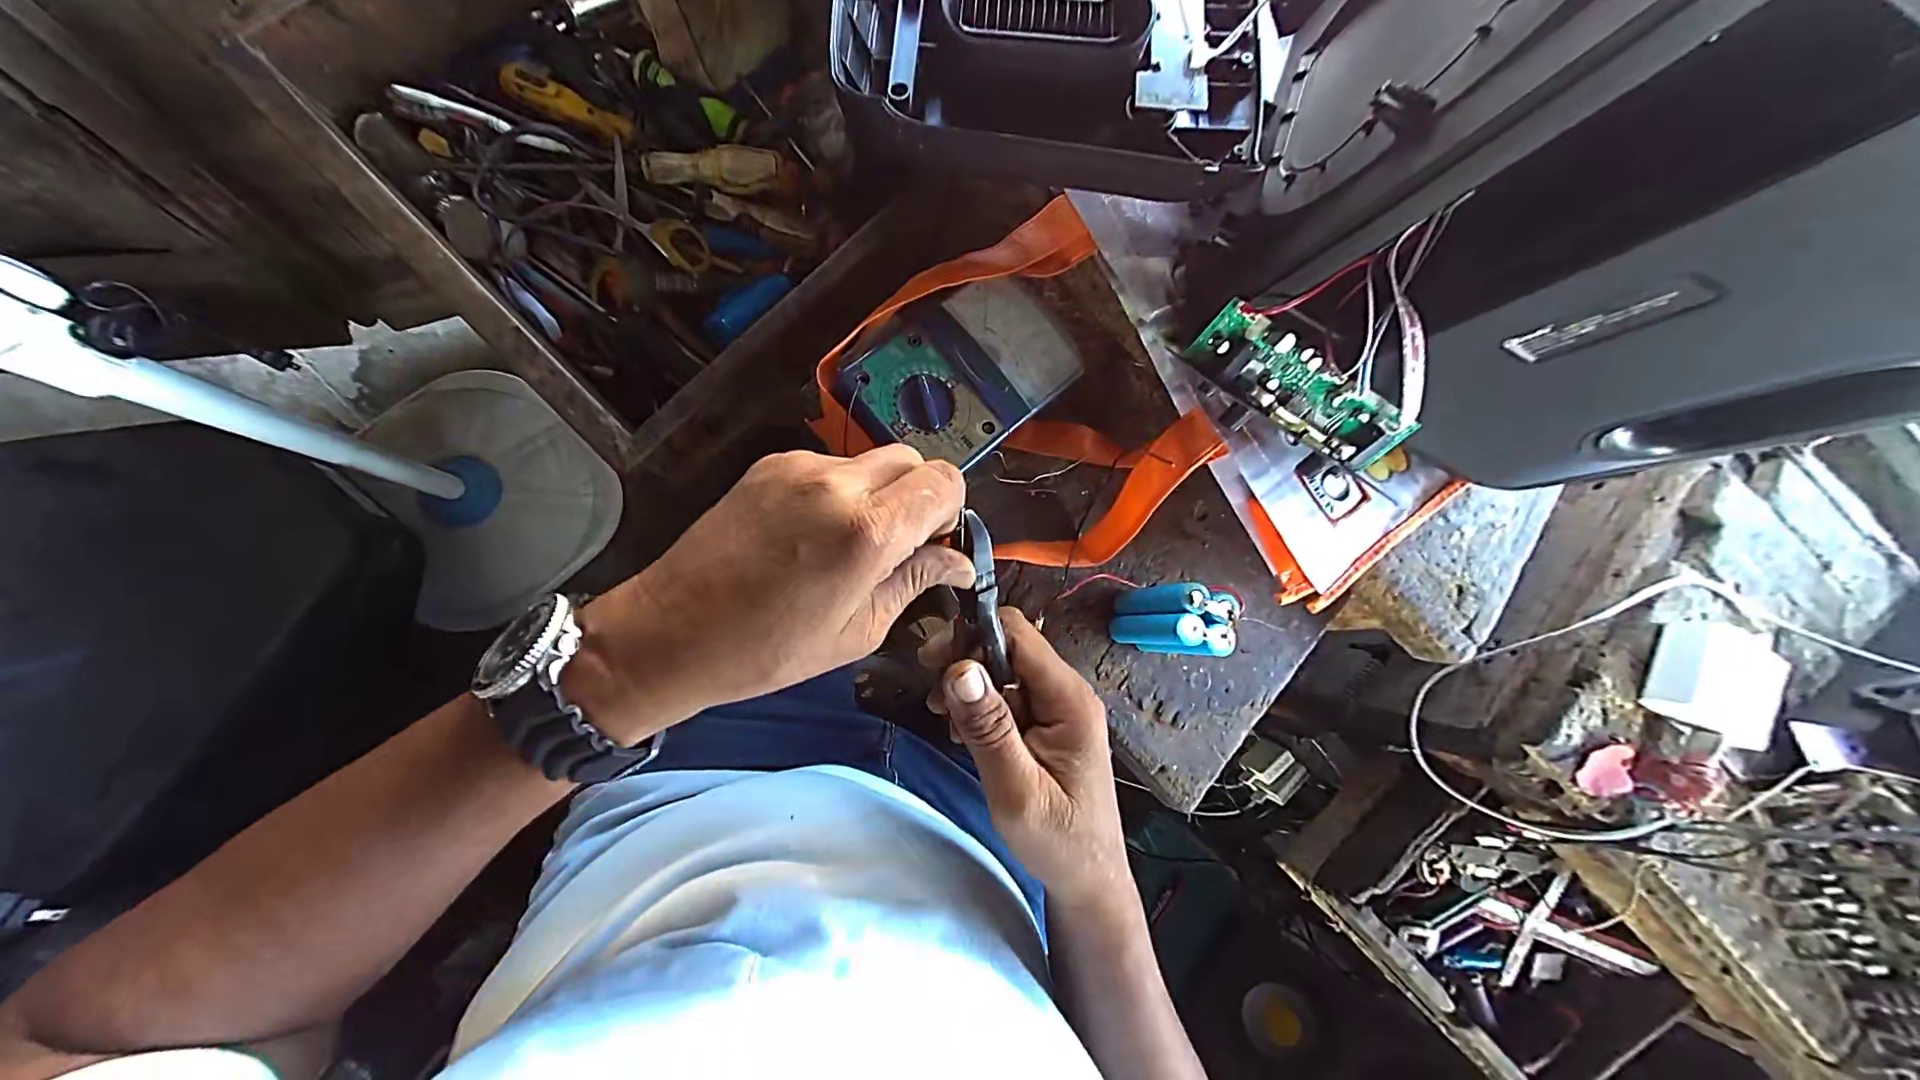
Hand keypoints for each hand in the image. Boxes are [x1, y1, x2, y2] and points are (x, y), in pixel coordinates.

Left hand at [565, 447, 973, 741]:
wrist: (671, 631)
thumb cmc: (766, 649)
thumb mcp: (858, 630)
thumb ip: (915, 582)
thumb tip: (956, 562)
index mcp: (866, 531)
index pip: (944, 481)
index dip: (951, 511)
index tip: (934, 542)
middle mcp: (836, 484)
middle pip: (912, 460)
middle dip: (918, 497)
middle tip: (899, 544)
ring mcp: (798, 468)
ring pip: (871, 461)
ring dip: (879, 494)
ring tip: (848, 544)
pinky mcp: (770, 465)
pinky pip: (830, 467)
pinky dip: (841, 492)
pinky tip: (814, 533)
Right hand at [929, 608, 1130, 909]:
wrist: (1088, 879)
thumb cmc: (1058, 842)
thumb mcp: (1016, 791)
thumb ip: (988, 729)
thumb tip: (959, 669)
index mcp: (1069, 700)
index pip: (1019, 635)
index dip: (973, 637)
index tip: (932, 663)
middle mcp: (1067, 692)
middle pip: (1008, 647)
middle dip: (965, 663)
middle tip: (933, 700)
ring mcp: (1058, 707)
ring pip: (1003, 671)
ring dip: (969, 688)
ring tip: (949, 723)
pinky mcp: (1047, 723)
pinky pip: (1007, 696)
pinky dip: (980, 707)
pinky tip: (966, 734)